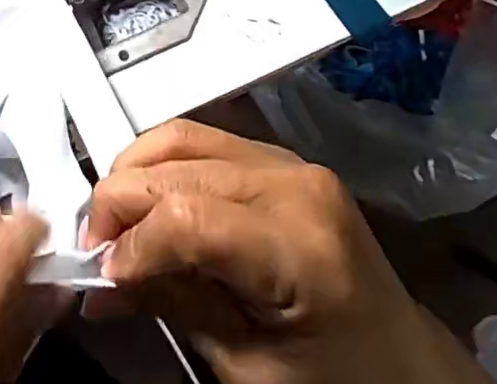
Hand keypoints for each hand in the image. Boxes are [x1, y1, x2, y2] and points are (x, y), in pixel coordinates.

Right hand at [84, 121, 491, 383]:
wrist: (402, 360)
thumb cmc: (333, 379)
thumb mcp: (248, 369)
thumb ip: (175, 305)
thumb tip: (103, 279)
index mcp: (297, 242)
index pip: (188, 214)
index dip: (131, 243)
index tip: (101, 280)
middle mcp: (292, 180)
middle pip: (179, 164)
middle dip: (120, 203)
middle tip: (94, 254)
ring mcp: (289, 160)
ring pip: (184, 136)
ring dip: (136, 174)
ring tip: (115, 227)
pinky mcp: (281, 157)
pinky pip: (206, 141)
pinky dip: (166, 166)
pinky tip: (151, 205)